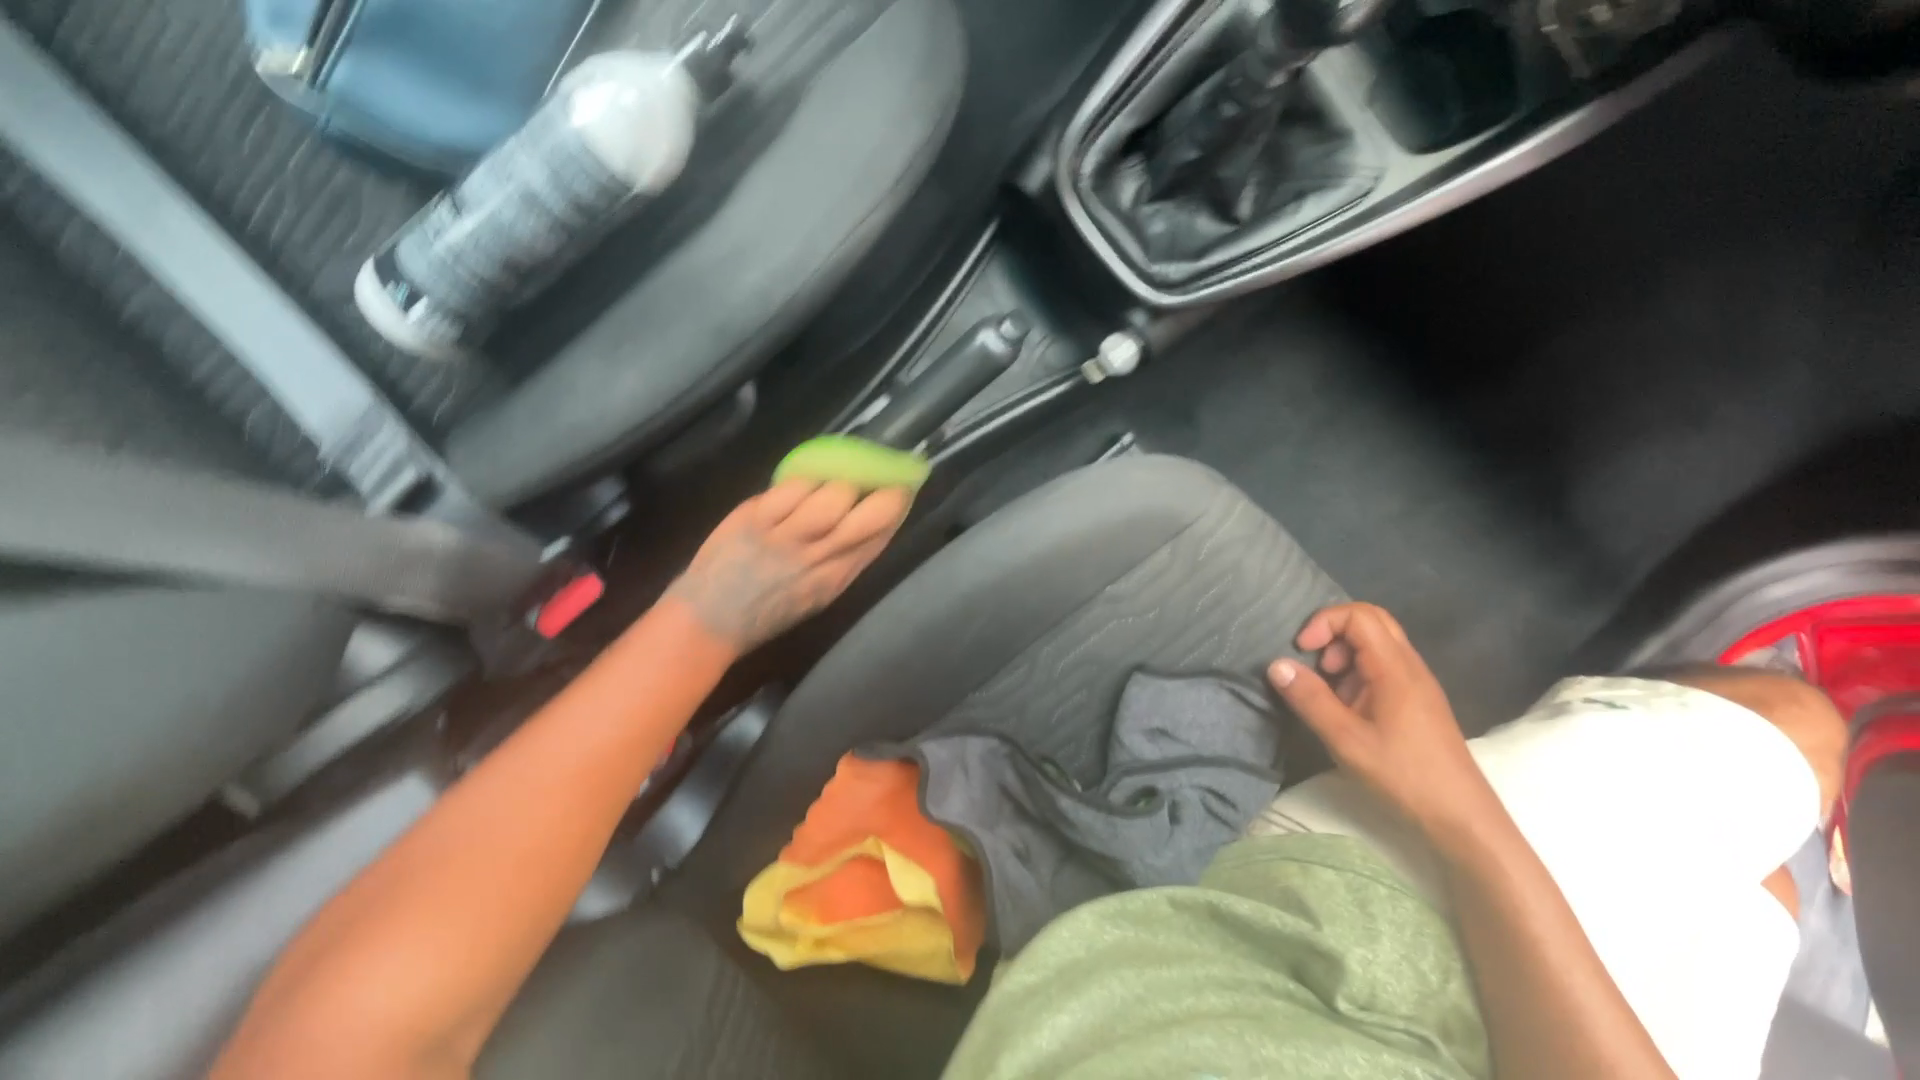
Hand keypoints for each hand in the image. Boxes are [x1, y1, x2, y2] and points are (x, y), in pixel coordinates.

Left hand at [665, 479, 910, 653]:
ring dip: (838, 482)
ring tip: (828, 482)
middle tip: (880, 472)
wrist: (709, 623)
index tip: (903, 485)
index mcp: (837, 579)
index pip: (881, 536)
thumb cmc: (763, 610)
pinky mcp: (756, 520)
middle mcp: (820, 559)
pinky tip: (798, 485)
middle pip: (870, 516)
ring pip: (834, 496)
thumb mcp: (815, 595)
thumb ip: (841, 561)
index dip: (897, 507)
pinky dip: (802, 482)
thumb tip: (866, 522)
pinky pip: (792, 489)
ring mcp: (788, 538)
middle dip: (883, 490)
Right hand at [1268, 603, 1498, 841]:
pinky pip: (1383, 667)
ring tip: (1327, 692)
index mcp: (1395, 668)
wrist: (1460, 814)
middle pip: (1372, 621)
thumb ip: (1310, 699)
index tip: (1301, 652)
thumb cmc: (1402, 774)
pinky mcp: (1417, 701)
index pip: (1359, 615)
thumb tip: (1276, 664)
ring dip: (1344, 655)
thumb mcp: (1345, 739)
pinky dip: (1357, 674)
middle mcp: (1410, 666)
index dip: (1324, 623)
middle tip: (1315, 665)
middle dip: (1334, 633)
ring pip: (1377, 644)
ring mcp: (1417, 683)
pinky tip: (1346, 709)